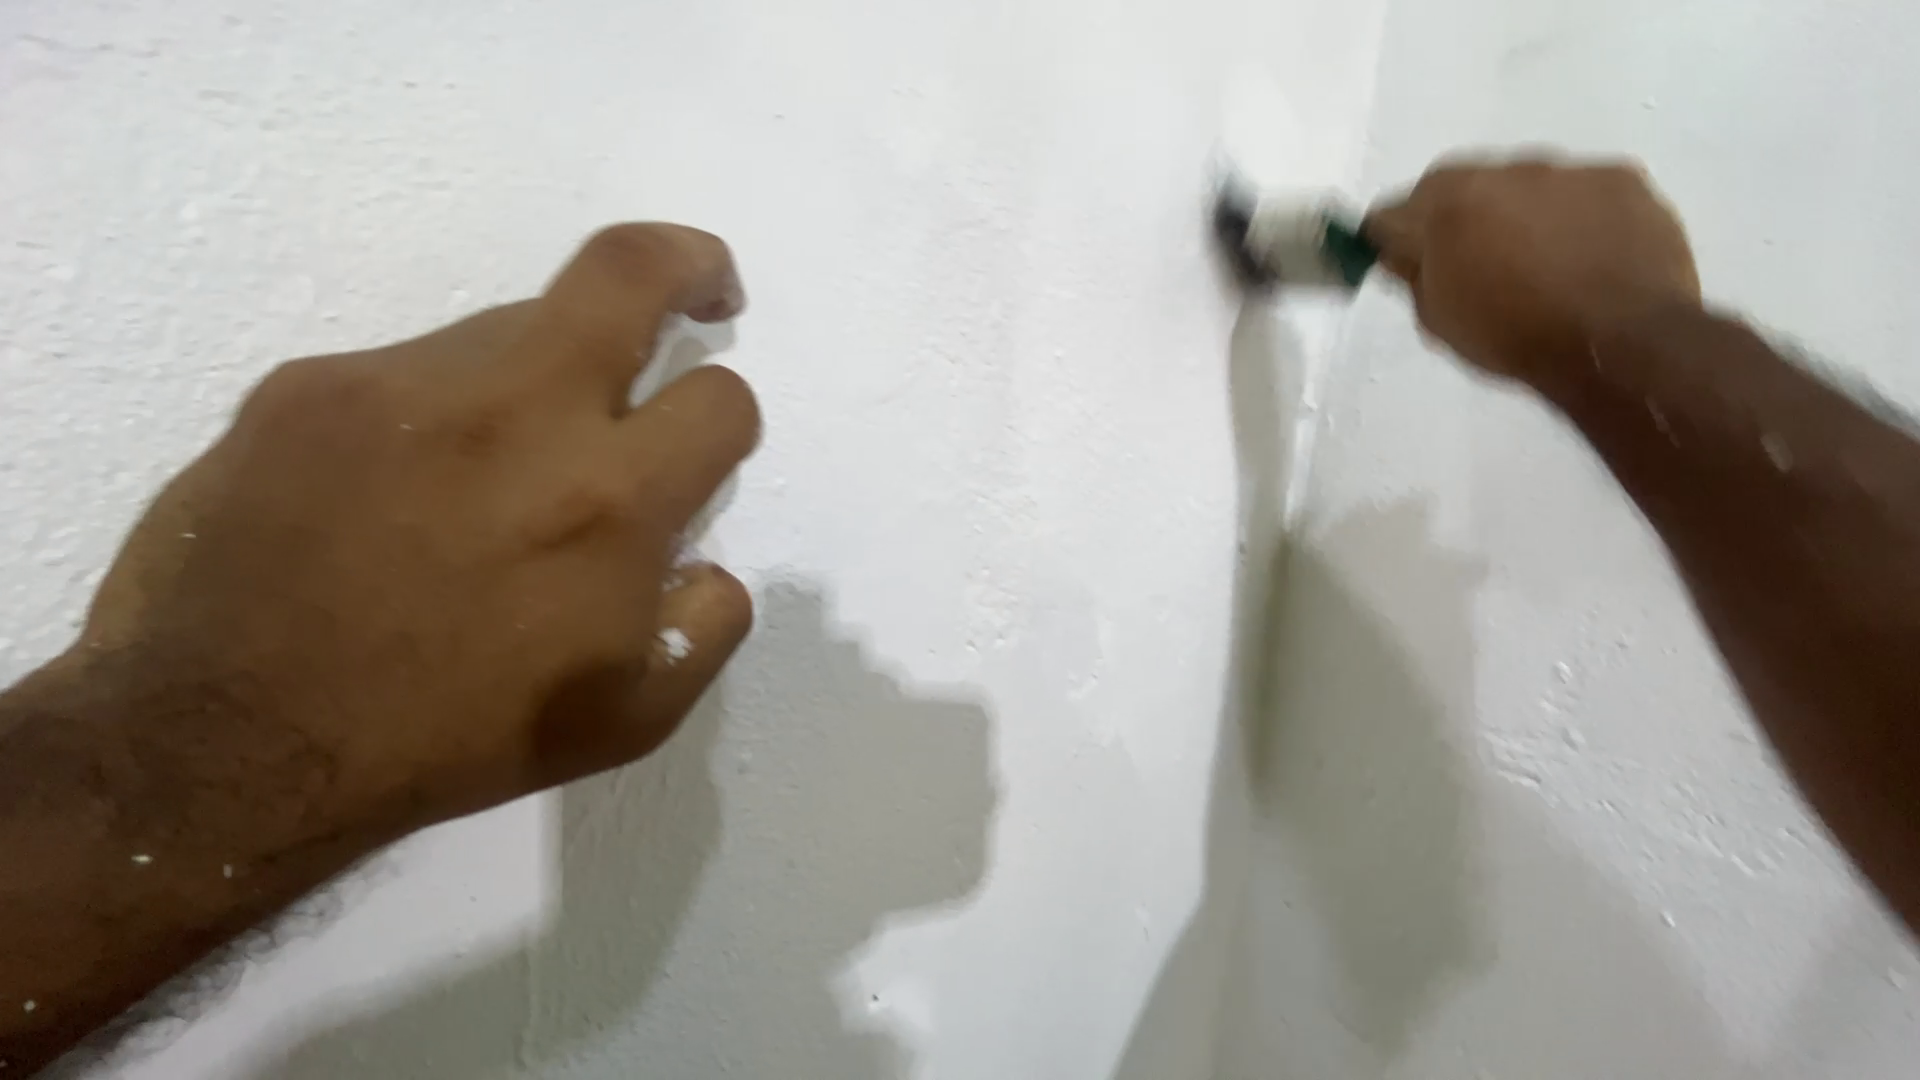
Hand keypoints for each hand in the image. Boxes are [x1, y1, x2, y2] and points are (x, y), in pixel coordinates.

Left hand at [80, 223, 756, 844]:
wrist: (233, 747)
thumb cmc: (463, 735)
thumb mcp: (637, 712)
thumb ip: (711, 620)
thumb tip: (708, 560)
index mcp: (613, 502)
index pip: (719, 400)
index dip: (731, 415)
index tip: (708, 442)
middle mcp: (521, 416)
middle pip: (627, 272)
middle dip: (690, 262)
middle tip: (708, 283)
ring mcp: (407, 386)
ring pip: (525, 324)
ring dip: (562, 370)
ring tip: (524, 456)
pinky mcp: (312, 387)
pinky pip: (426, 368)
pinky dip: (461, 408)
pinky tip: (424, 484)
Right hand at [1363, 153, 1701, 384]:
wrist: (1617, 341)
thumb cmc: (1509, 335)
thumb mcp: (1436, 316)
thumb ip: (1414, 273)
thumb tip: (1403, 251)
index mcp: (1448, 206)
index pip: (1393, 210)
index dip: (1388, 236)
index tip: (1394, 259)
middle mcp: (1505, 172)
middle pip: (1457, 183)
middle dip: (1450, 215)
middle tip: (1460, 258)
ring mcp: (1569, 170)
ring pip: (1519, 183)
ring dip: (1510, 211)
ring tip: (1527, 260)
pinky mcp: (1622, 178)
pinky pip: (1575, 190)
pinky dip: (1565, 216)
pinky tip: (1574, 256)